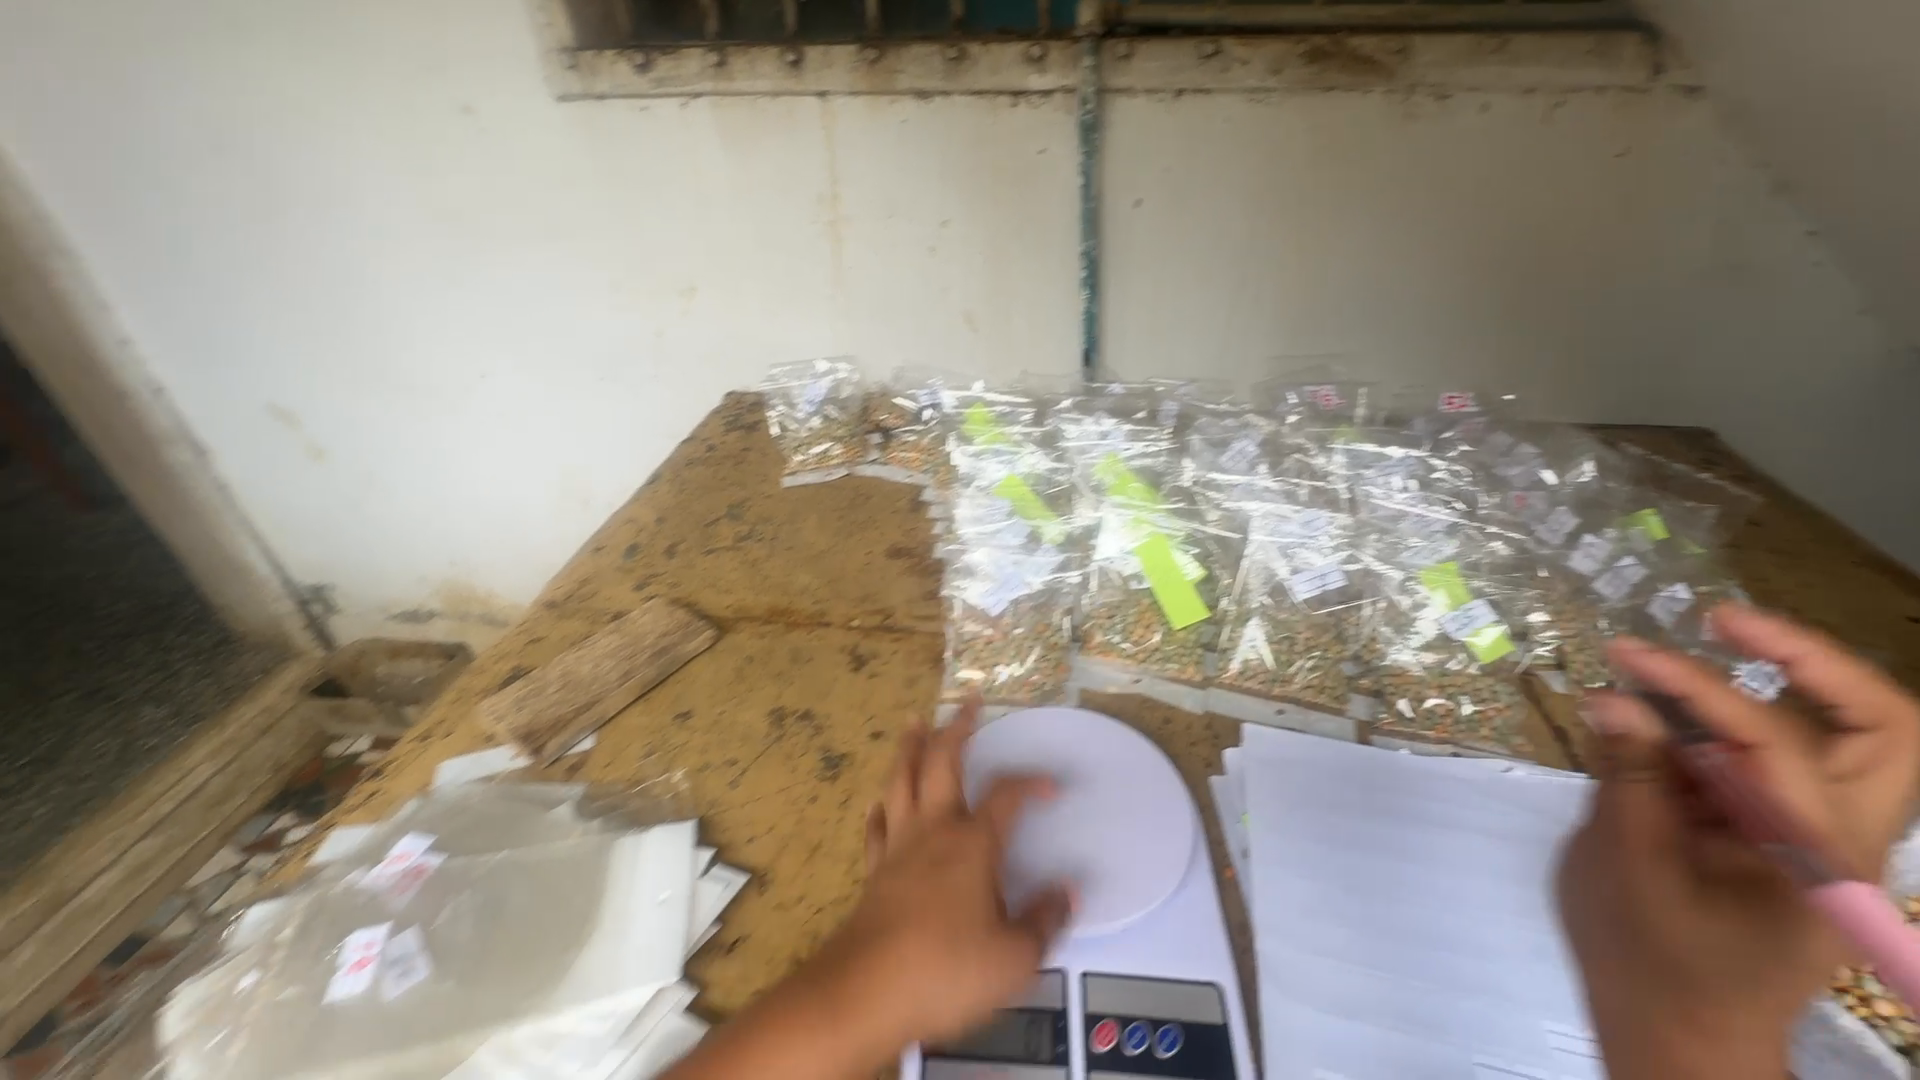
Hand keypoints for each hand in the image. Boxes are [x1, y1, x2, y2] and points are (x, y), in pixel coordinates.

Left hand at [813, 699, 1072, 1047]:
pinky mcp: (873, 870)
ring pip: (902, 780)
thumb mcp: (1014, 957)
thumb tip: (1065, 892)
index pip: (1007, 796)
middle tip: (966, 703)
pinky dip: (882, 807)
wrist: (865, 992)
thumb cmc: (946, 969)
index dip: (1032, 784)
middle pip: (942, 763)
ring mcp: (897, 847)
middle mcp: (933, 831)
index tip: (1051, 786)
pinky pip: (876, 826)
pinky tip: (881, 802)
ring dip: (910, 748)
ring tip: (914, 722)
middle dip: (957, 729)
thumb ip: (1043, 921)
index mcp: (972, 844)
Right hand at [1558, 604, 1919, 1077]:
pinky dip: (1715, 726)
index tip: (1624, 657)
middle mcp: (1848, 837)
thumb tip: (1609, 698)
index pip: (1775, 743)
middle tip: (1720, 621)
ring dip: (1770, 685)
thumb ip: (1629, 780)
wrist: (1683, 1030)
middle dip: (1808, 661)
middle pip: (1883, 727)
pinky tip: (1650, 715)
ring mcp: (1822, 834)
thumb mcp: (1629, 869)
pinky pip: (1767, 759)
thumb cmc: (1656, 961)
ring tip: (1672, 662)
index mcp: (1819, 858)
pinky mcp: (1782, 832)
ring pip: (1841, 735)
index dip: (1699, 691)